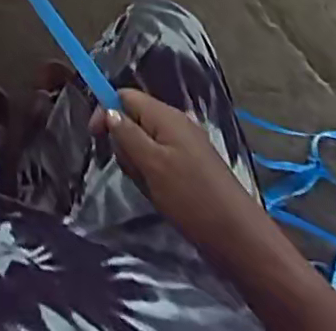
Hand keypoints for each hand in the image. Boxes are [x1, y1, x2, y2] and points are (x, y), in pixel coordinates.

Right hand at [90, 88, 274, 260]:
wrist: (240, 238)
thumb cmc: (191, 197)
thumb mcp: (152, 165)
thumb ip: (127, 134)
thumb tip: (109, 110)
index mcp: (166, 116)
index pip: (125, 95)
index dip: (106, 110)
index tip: (95, 137)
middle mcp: (177, 123)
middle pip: (134, 118)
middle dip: (124, 141)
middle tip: (132, 169)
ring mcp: (186, 144)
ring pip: (145, 141)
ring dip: (138, 161)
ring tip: (148, 185)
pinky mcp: (192, 165)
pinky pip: (160, 158)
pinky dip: (152, 171)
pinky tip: (159, 193)